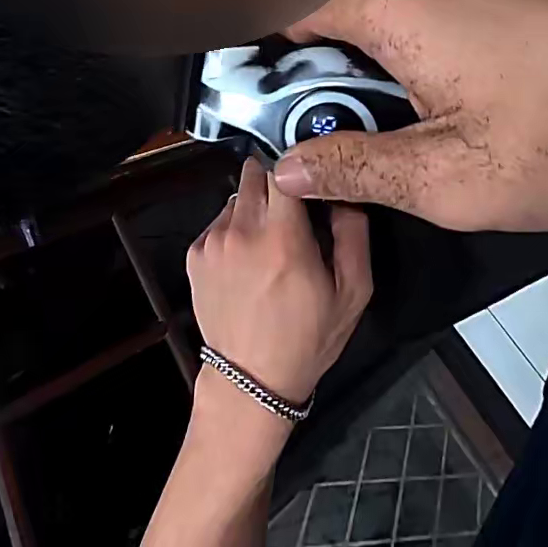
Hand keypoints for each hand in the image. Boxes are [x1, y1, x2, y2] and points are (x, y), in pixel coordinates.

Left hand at [188, 157, 371, 406]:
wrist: (250, 378)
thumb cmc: (308, 337)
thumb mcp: (353, 293)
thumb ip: (353, 234)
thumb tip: (344, 192)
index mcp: (283, 236)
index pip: (282, 169)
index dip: (295, 168)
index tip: (306, 178)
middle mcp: (242, 229)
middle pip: (254, 175)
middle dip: (274, 185)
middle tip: (289, 214)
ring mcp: (212, 240)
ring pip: (235, 198)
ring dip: (252, 209)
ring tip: (266, 245)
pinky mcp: (194, 252)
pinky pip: (217, 223)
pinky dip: (232, 231)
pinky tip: (243, 262)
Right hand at [270, 0, 547, 231]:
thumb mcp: (456, 179)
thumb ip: (359, 169)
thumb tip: (290, 168)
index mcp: (395, 9)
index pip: (290, 6)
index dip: (263, 50)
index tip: (257, 97)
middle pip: (336, 16)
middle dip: (320, 75)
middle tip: (331, 138)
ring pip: (385, 21)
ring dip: (370, 72)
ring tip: (398, 134)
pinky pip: (429, 20)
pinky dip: (411, 60)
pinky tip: (455, 108)